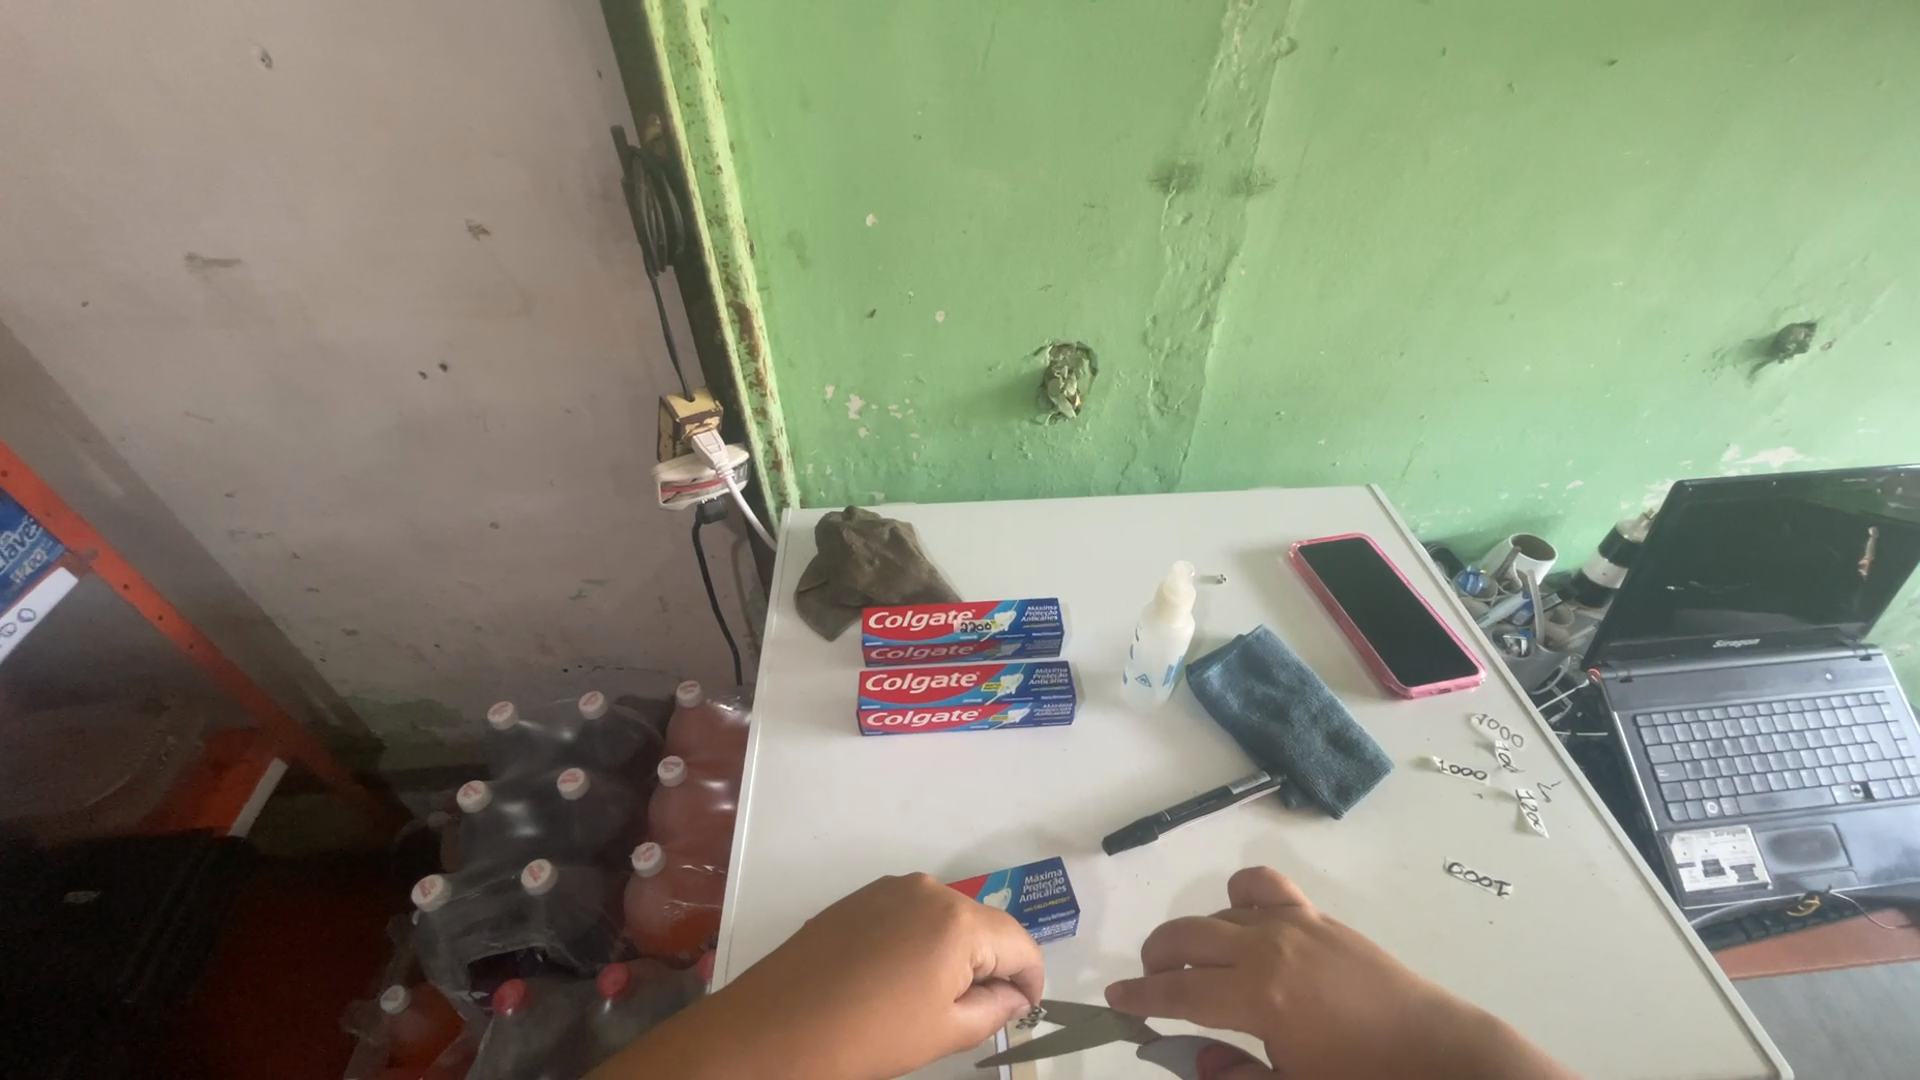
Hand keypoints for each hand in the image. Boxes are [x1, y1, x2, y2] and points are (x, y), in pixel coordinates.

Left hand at [601, 873, 1042, 1079]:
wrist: (774, 1027)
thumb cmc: (867, 1037)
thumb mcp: (942, 1032)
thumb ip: (993, 1009)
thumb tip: (1016, 995)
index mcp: (958, 921)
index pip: (1020, 942)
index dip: (1032, 978)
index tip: (1028, 1010)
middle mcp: (930, 889)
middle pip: (984, 924)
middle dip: (994, 963)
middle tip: (985, 1010)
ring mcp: (892, 886)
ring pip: (948, 915)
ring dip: (958, 949)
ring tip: (938, 996)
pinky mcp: (863, 894)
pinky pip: (912, 910)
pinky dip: (923, 938)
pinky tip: (902, 975)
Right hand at [1106, 867, 1577, 1079]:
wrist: (1444, 1057)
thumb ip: (1235, 1075)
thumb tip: (1190, 1056)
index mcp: (1257, 996)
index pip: (1178, 991)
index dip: (1140, 996)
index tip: (1114, 1000)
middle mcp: (1265, 948)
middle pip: (1186, 936)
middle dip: (1158, 958)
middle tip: (1152, 985)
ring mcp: (1291, 923)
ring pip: (1217, 913)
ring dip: (1195, 936)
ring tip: (1198, 965)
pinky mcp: (1314, 914)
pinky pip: (1261, 887)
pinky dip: (1239, 898)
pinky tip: (1243, 923)